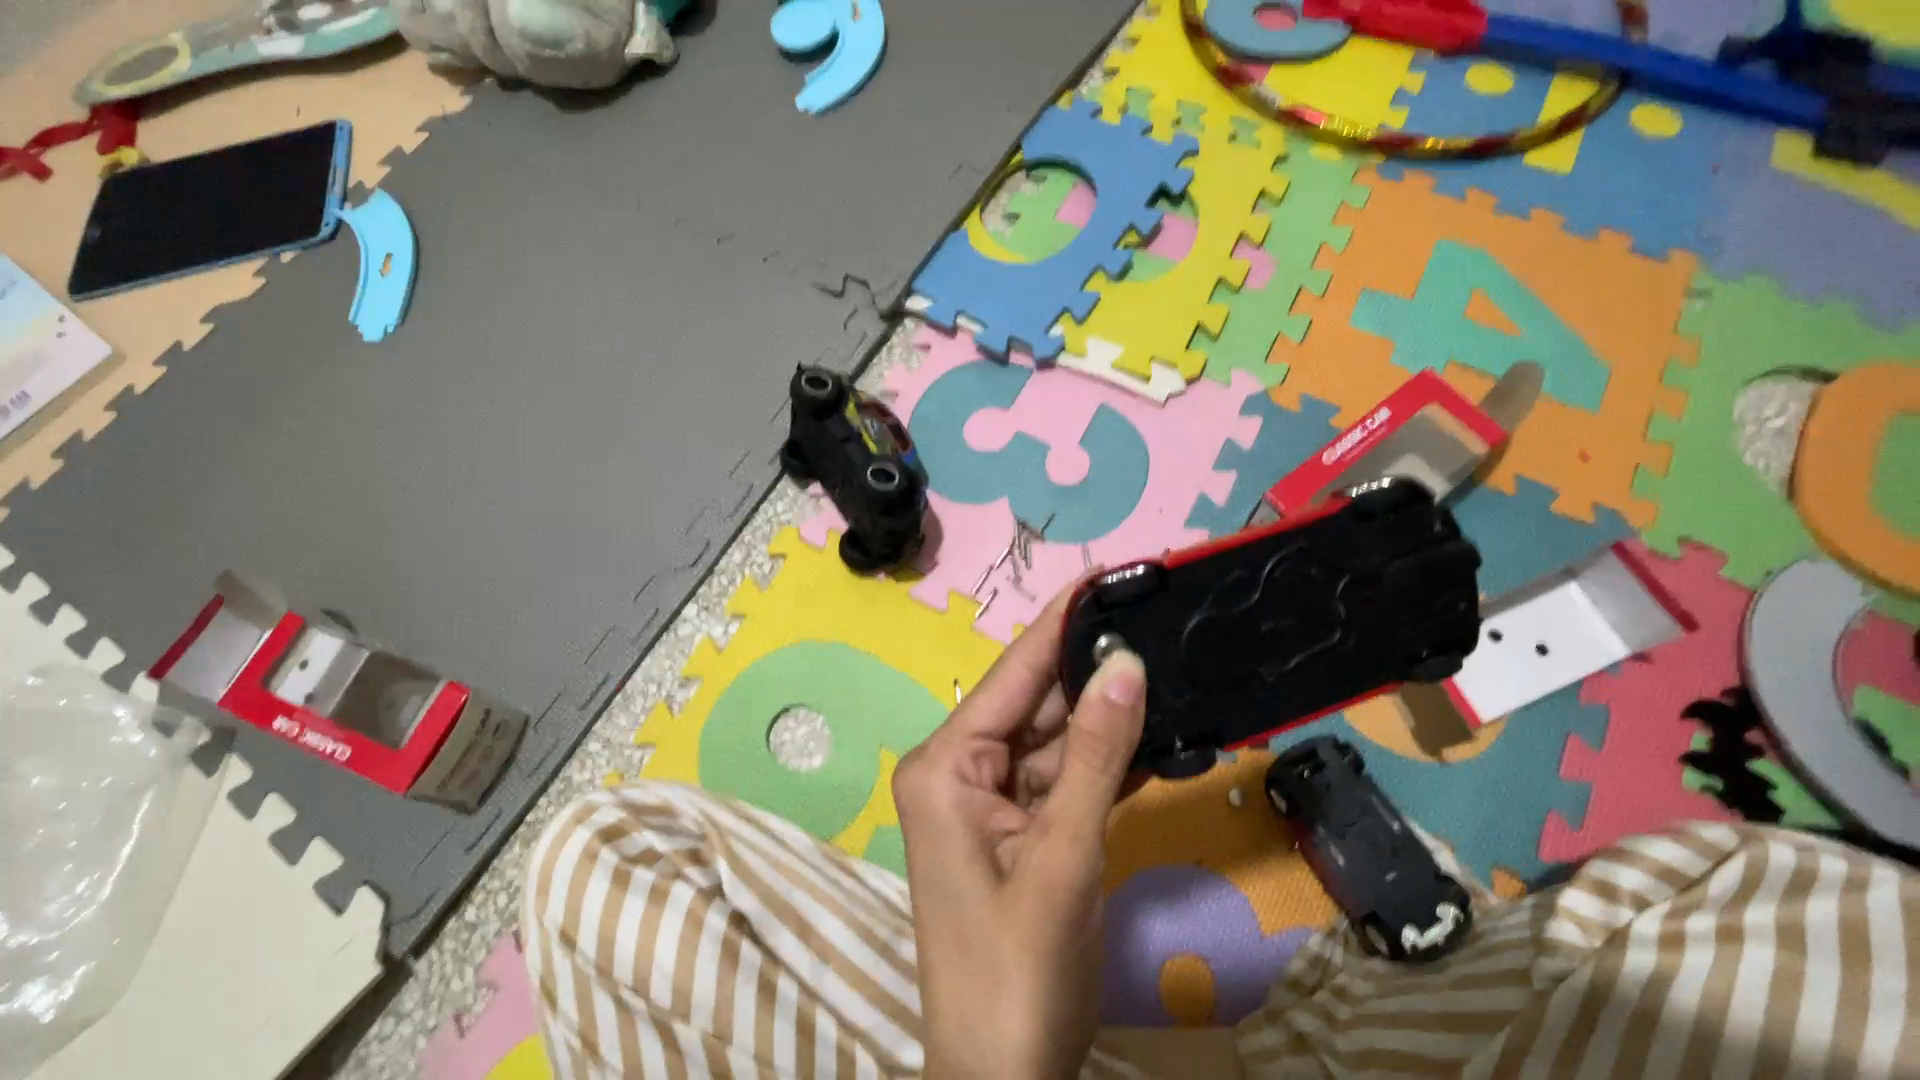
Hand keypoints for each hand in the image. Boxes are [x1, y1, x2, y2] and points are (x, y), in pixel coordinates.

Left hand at [894, 586, 1148, 1079]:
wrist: (1003, 1078)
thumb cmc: (1017, 972)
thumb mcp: (1063, 857)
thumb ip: (1094, 756)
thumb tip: (1125, 661)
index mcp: (945, 766)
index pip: (1011, 674)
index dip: (1061, 623)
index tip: (1110, 574)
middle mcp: (959, 772)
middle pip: (1035, 704)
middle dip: (1094, 671)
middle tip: (1163, 623)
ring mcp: (988, 805)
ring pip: (1056, 742)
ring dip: (1108, 719)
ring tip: (1172, 668)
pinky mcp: (1018, 835)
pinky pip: (1064, 781)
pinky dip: (1106, 766)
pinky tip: (1155, 735)